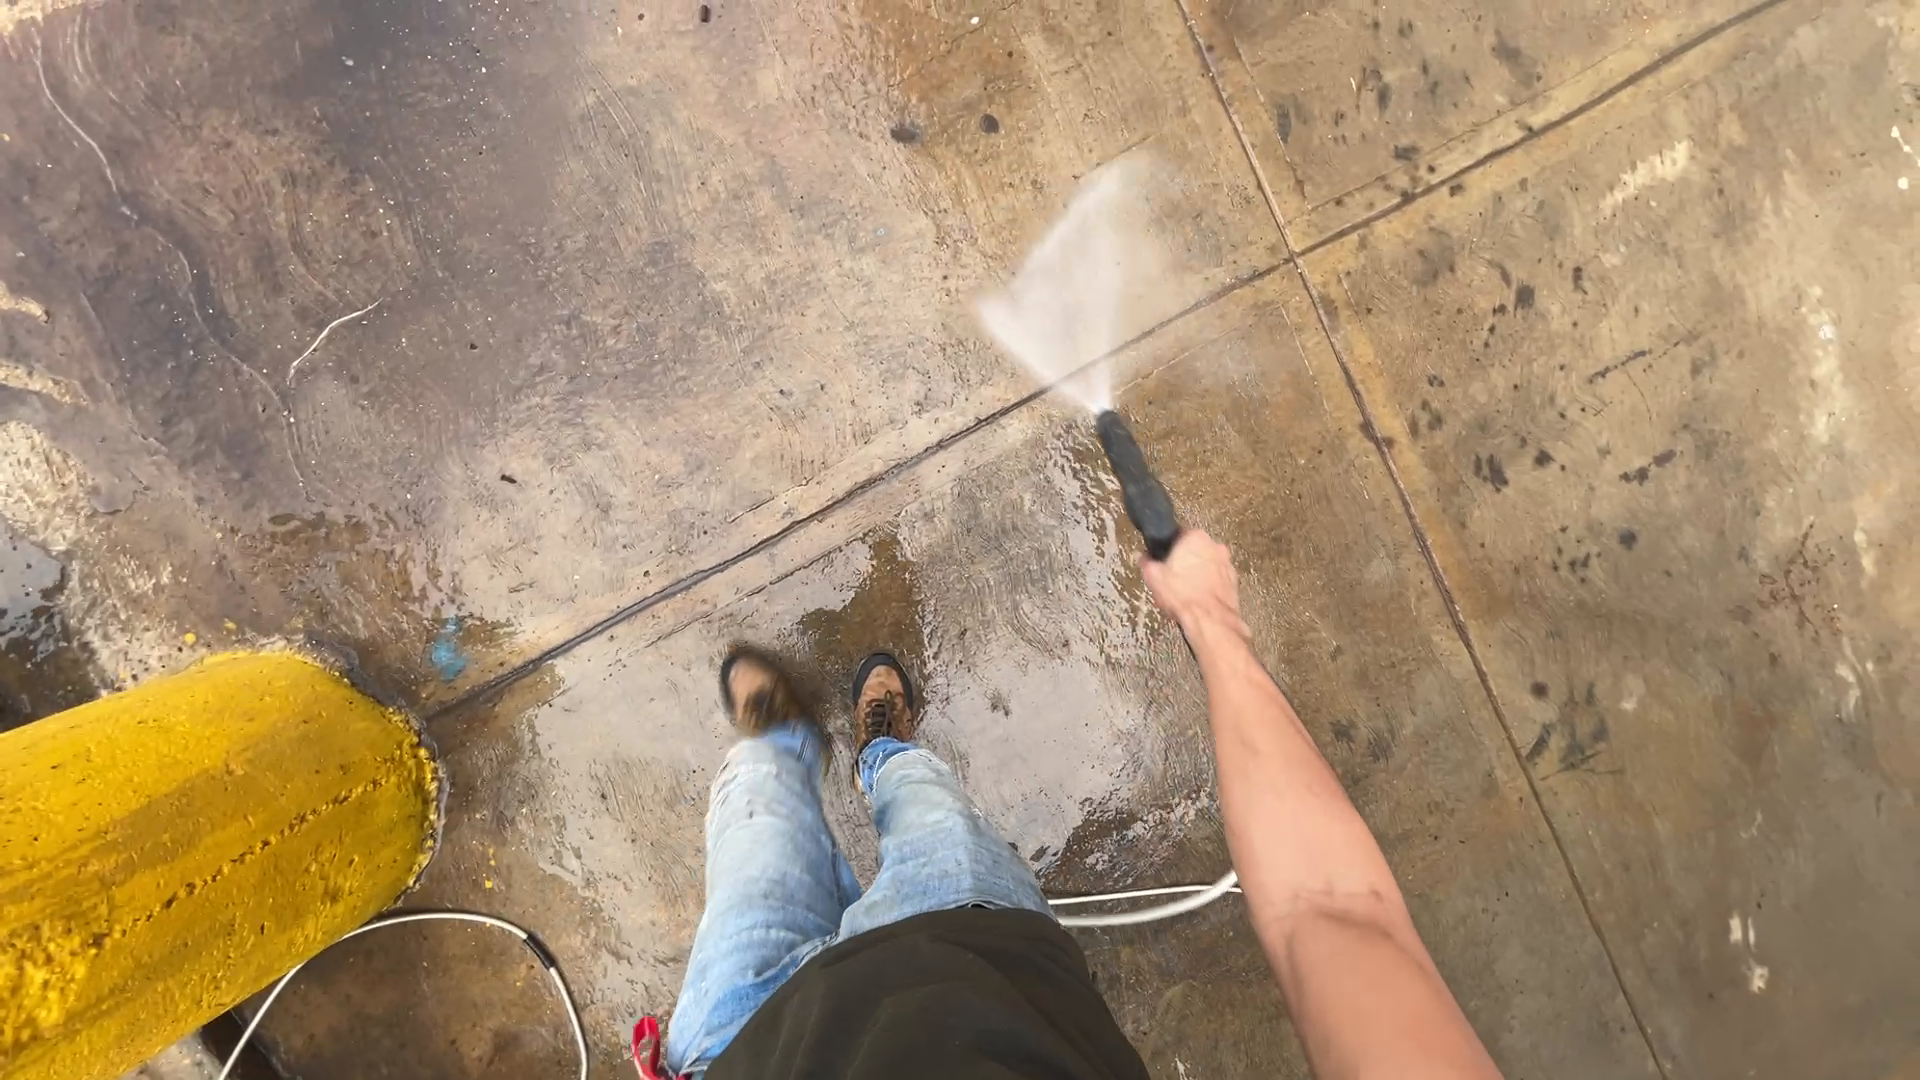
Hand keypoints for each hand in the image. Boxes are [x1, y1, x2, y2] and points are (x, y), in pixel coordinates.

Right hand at [1140, 530, 1250, 643]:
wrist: (1209, 619)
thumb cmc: (1183, 595)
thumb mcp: (1153, 576)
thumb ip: (1146, 562)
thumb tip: (1143, 558)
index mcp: (1195, 537)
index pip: (1178, 534)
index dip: (1168, 549)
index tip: (1162, 560)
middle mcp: (1215, 546)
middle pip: (1194, 549)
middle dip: (1184, 561)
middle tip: (1171, 577)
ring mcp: (1227, 564)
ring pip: (1207, 564)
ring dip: (1197, 573)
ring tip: (1184, 591)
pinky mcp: (1233, 581)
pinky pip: (1216, 579)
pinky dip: (1208, 585)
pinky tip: (1196, 598)